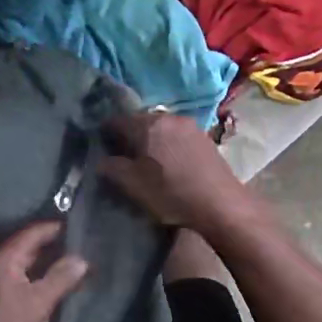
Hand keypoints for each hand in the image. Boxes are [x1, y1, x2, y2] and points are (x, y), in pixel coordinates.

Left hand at [0, 221, 88, 321]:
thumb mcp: (39, 303)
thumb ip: (60, 278)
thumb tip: (81, 259)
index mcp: (4, 259)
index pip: (32, 233)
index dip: (55, 228)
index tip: (79, 228)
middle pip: (26, 245)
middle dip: (52, 244)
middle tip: (79, 245)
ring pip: (21, 261)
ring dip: (43, 260)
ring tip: (69, 262)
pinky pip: (17, 274)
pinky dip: (34, 273)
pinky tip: (48, 281)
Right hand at [100, 113, 255, 231]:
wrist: (220, 204)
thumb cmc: (171, 194)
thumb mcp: (133, 186)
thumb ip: (112, 169)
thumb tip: (102, 160)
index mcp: (147, 125)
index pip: (117, 121)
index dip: (105, 134)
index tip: (101, 148)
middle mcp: (168, 117)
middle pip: (140, 121)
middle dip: (128, 136)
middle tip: (122, 157)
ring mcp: (189, 125)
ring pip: (159, 128)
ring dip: (149, 140)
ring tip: (146, 161)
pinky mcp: (204, 137)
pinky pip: (175, 135)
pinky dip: (166, 144)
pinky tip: (168, 162)